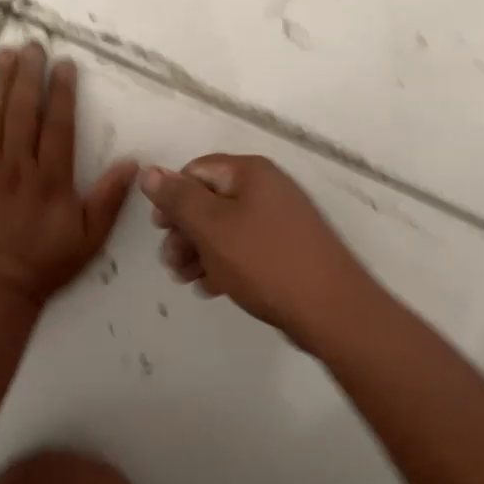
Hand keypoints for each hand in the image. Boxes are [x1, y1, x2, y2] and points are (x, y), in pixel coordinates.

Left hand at [0, 41, 138, 308]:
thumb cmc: (44, 262)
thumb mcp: (88, 238)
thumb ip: (109, 198)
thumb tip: (132, 163)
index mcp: (50, 179)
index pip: (57, 124)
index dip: (61, 91)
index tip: (64, 64)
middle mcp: (17, 168)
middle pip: (22, 112)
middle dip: (28, 75)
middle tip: (31, 45)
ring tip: (4, 54)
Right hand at [142, 154, 384, 350]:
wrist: (334, 312)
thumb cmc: (266, 262)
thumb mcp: (212, 227)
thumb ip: (178, 198)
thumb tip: (150, 172)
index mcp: (250, 172)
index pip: (196, 171)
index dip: (172, 198)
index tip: (160, 230)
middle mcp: (268, 188)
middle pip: (210, 200)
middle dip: (185, 231)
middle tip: (172, 265)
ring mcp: (282, 220)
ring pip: (227, 228)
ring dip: (200, 251)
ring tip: (188, 280)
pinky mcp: (290, 250)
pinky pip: (247, 248)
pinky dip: (225, 263)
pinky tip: (213, 288)